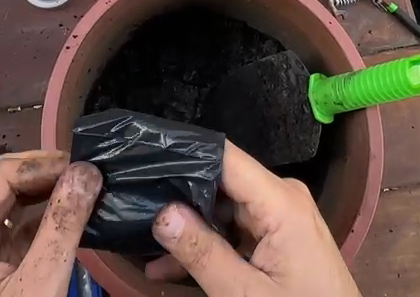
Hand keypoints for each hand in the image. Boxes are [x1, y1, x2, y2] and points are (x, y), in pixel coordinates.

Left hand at [0, 150, 101, 296]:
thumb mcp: (38, 287)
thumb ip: (62, 226)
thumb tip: (88, 170)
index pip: (1, 179)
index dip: (42, 165)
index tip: (84, 163)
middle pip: (9, 191)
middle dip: (50, 177)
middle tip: (92, 173)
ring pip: (22, 212)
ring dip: (56, 197)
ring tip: (92, 189)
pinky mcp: (5, 280)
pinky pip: (30, 237)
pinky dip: (56, 223)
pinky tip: (82, 217)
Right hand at [147, 142, 359, 296]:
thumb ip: (202, 253)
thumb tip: (161, 211)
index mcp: (280, 200)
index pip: (224, 156)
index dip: (185, 153)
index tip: (147, 159)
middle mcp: (282, 196)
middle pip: (222, 182)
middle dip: (181, 198)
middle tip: (136, 206)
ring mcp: (283, 217)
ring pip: (225, 210)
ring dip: (191, 230)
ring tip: (144, 245)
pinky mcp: (282, 238)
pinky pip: (238, 231)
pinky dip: (211, 246)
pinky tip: (171, 266)